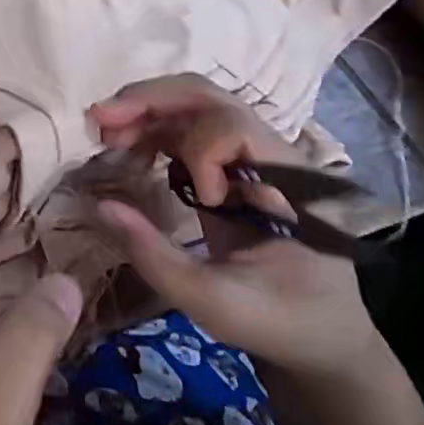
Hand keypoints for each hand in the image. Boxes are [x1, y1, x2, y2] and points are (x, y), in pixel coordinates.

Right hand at [90, 74, 379, 375]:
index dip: (204, 151)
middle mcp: (266, 149)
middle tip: (100, 120)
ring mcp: (244, 151)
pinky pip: (183, 125)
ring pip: (189, 103)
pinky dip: (148, 129)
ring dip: (143, 111)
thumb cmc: (281, 319)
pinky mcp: (225, 161)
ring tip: (104, 135)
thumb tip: (101, 206)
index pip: (237, 127)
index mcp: (287, 179)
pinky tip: (125, 149)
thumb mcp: (220, 306)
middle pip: (205, 96)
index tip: (202, 201)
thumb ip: (158, 259)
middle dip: (148, 101)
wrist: (323, 328)